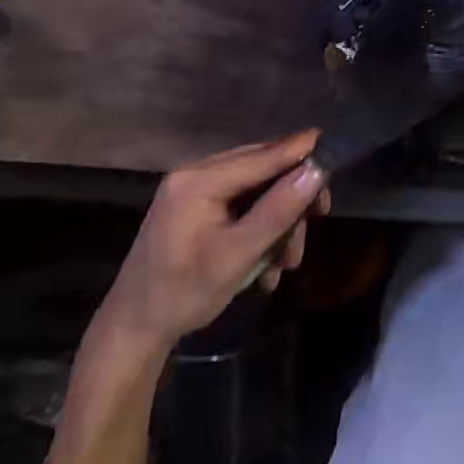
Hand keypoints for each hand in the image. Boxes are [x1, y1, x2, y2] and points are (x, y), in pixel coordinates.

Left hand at [96, 131, 330, 350]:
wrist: (136, 324)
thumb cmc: (185, 292)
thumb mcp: (237, 255)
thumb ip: (277, 211)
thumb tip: (315, 172)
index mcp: (198, 180)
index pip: (259, 157)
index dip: (295, 150)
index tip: (327, 138)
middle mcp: (193, 174)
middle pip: (258, 172)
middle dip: (289, 201)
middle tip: (316, 223)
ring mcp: (191, 190)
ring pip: (251, 192)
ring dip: (275, 225)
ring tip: (283, 266)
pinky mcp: (192, 208)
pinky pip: (236, 207)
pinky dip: (255, 231)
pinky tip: (264, 268)